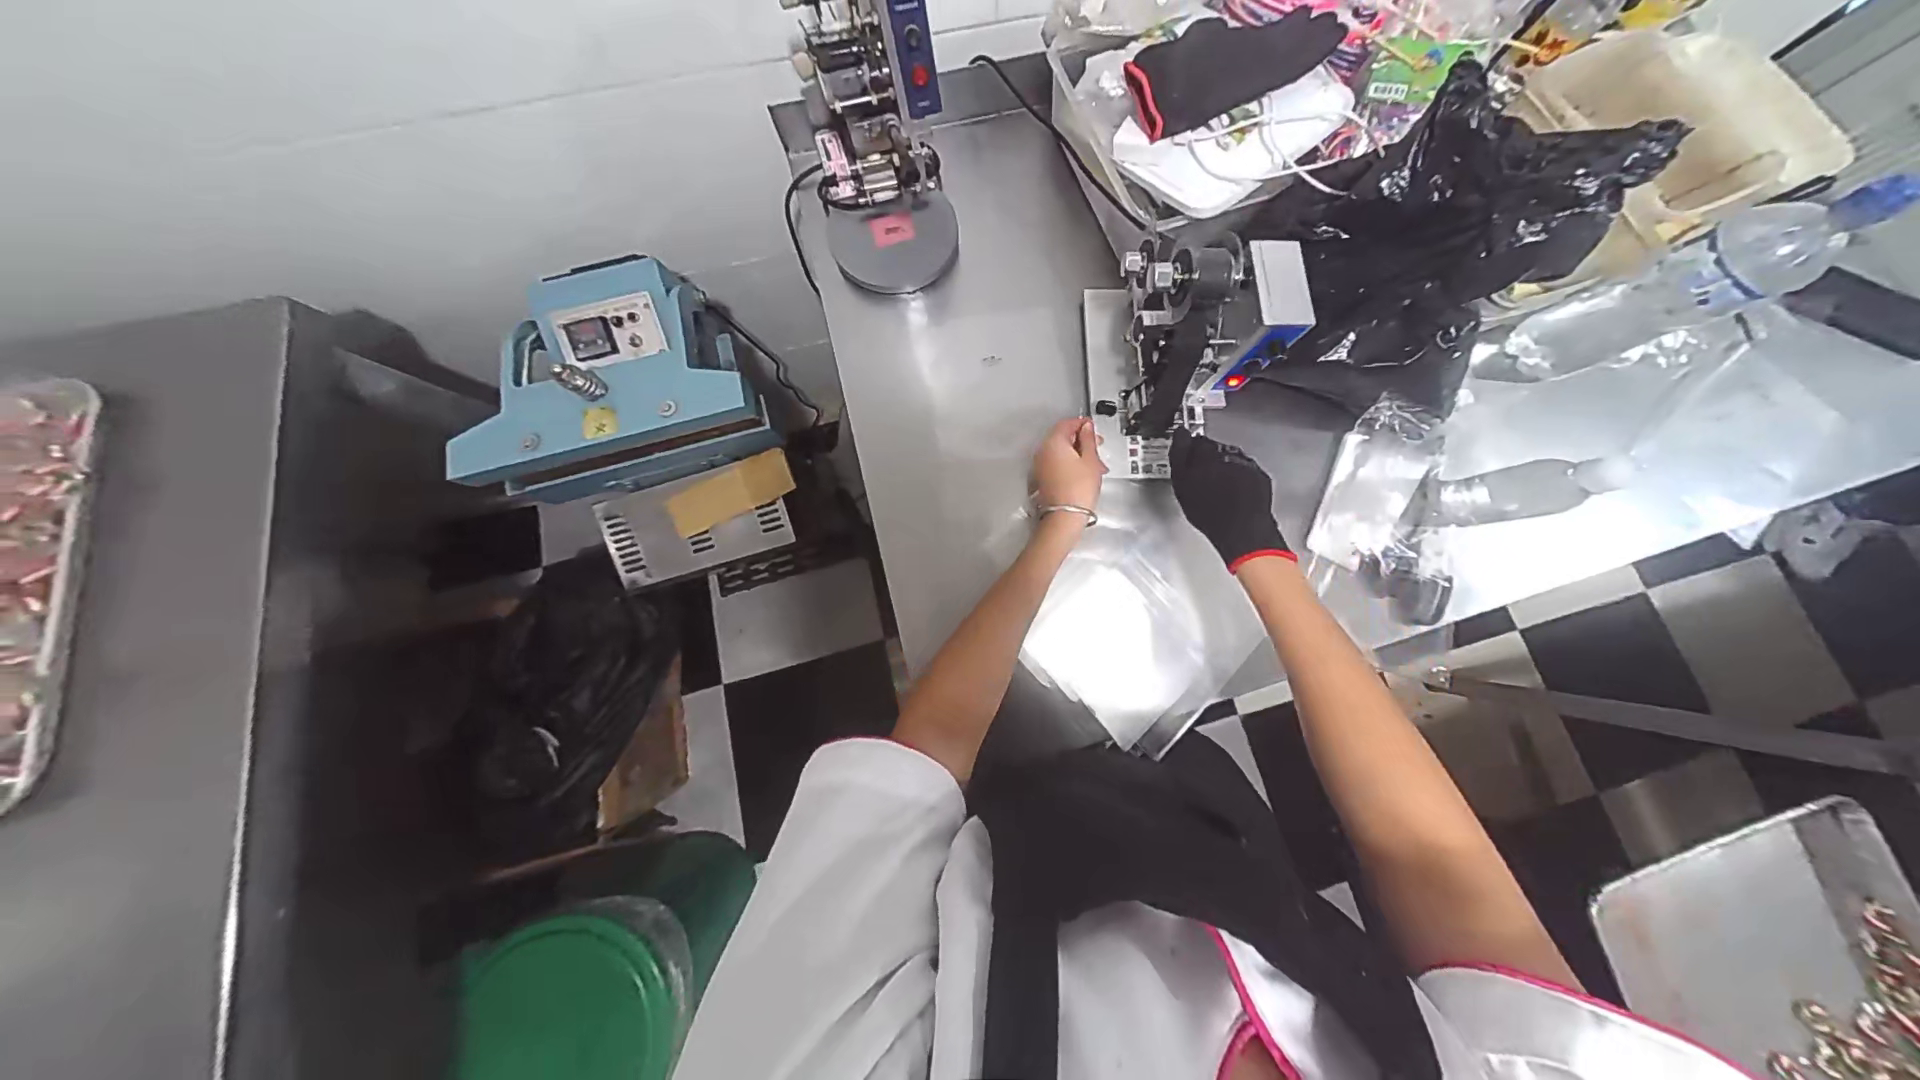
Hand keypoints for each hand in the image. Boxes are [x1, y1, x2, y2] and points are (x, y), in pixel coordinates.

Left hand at [1033, 417, 1105, 513]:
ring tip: (1095, 465)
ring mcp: (1040, 464)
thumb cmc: (1078, 490)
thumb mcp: (1091, 460)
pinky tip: (1084, 473)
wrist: (1064, 516)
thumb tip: (1086, 427)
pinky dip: (1069, 463)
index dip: (1083, 424)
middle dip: (1081, 440)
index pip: (1067, 423)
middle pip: (1062, 437)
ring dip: (1077, 453)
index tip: (1093, 429)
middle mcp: (1043, 451)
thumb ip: (1088, 439)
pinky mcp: (1042, 477)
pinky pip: (1056, 463)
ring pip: (1060, 451)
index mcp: (1054, 442)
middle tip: (1097, 446)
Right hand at [1170, 428, 1290, 570]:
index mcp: (1207, 453)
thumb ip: (1179, 456)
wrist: (1242, 529)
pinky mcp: (1260, 477)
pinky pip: (1247, 472)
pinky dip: (1239, 479)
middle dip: (1208, 458)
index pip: (1196, 440)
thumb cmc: (1210, 512)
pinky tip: (1233, 494)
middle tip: (1200, 477)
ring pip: (1231, 459)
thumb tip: (1181, 435)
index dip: (1189, 448)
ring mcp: (1247, 465)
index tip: (1186, 455)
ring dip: (1224, 468)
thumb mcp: (1182, 485)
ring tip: (1216, 489)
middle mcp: (1229, 455)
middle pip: (1215, 448)